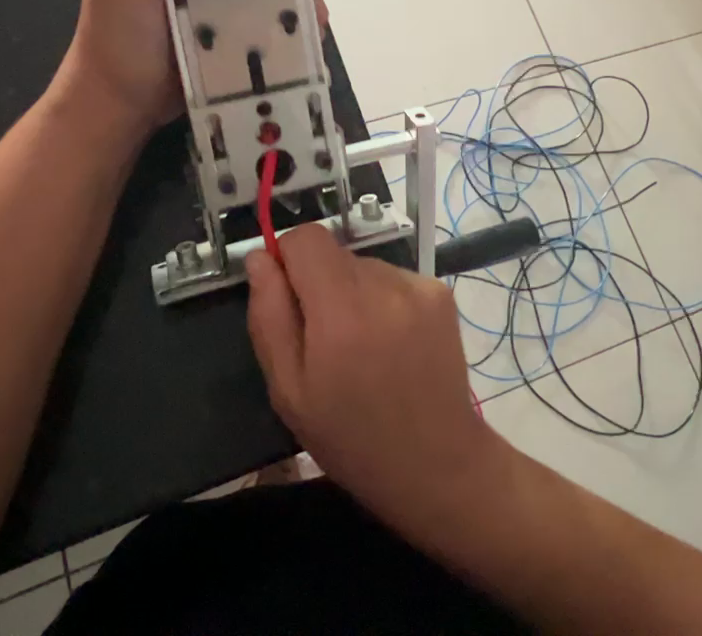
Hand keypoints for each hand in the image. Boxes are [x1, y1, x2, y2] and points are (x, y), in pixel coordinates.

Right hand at [245, 225, 499, 526]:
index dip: (287, 257)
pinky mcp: (440, 294)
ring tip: (360, 348)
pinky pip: (393, 279)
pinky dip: (382, 300)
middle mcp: (385, 286)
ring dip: (351, 293)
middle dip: (318, 285)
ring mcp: (419, 287)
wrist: (435, 462)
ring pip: (363, 266)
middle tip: (324, 340)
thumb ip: (269, 316)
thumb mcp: (289, 389)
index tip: (285, 296)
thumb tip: (260, 258)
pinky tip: (388, 344)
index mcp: (342, 311)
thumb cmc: (351, 437)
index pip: (306, 238)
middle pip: (334, 253)